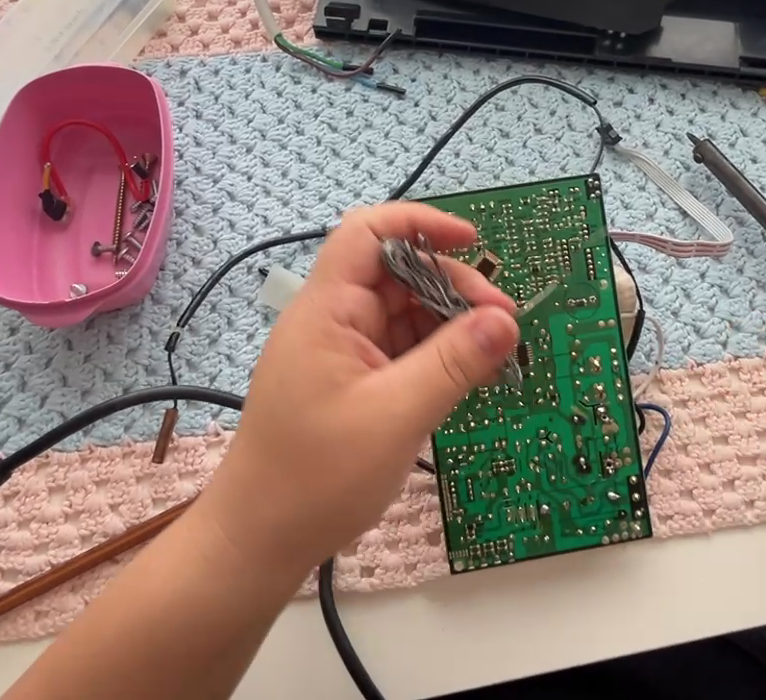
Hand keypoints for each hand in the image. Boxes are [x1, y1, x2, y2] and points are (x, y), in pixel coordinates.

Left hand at [196, 203, 518, 576]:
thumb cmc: (316, 477)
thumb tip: (505, 319)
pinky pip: (402, 349)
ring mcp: (343, 352)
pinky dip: (437, 355)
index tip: (471, 242)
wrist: (259, 542)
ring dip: (450, 324)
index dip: (419, 223)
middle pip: (399, 274)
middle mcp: (334, 319)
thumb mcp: (395, 417)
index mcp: (328, 309)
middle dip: (453, 286)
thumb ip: (453, 364)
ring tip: (493, 352)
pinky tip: (467, 374)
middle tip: (503, 323)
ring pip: (406, 313)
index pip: (367, 232)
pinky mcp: (354, 382)